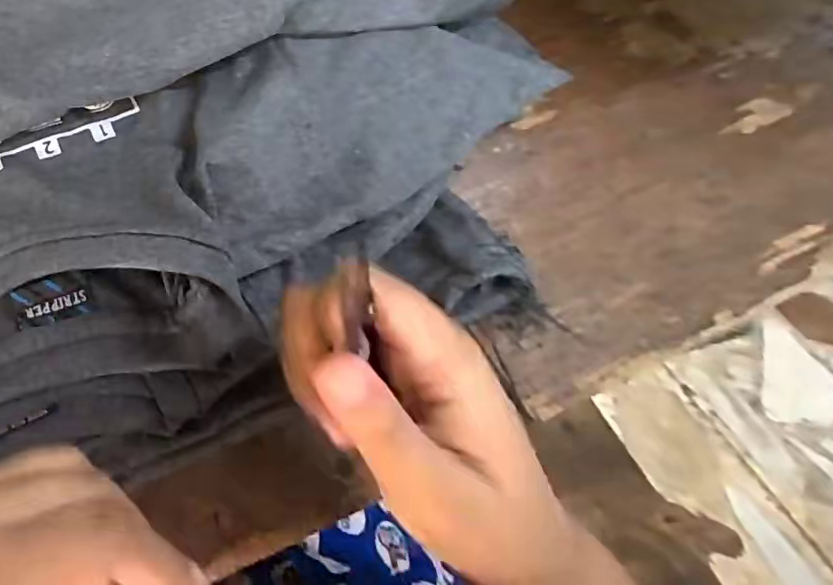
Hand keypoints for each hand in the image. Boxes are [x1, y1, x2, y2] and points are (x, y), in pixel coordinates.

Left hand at [0, 446, 206, 584]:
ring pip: (68, 465)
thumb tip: (141, 572)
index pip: (103, 532)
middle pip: (93, 493)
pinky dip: (72, 487)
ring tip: (132, 556)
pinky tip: (80, 524)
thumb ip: (82, 580)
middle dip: (145, 540)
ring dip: (112, 507)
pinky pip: (32, 464)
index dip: (164, 564)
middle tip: (174, 583)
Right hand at [282, 267, 631, 584]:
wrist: (522, 552)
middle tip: (324, 412)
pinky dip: (318, 378)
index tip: (323, 374)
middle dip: (312, 344)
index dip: (328, 311)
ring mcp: (402, 347)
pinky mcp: (387, 365)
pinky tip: (336, 424)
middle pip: (336, 292)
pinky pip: (333, 345)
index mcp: (440, 347)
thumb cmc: (485, 525)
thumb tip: (329, 363)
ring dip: (311, 363)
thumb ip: (382, 427)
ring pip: (326, 315)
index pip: (365, 282)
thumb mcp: (433, 490)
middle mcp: (419, 332)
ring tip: (333, 426)